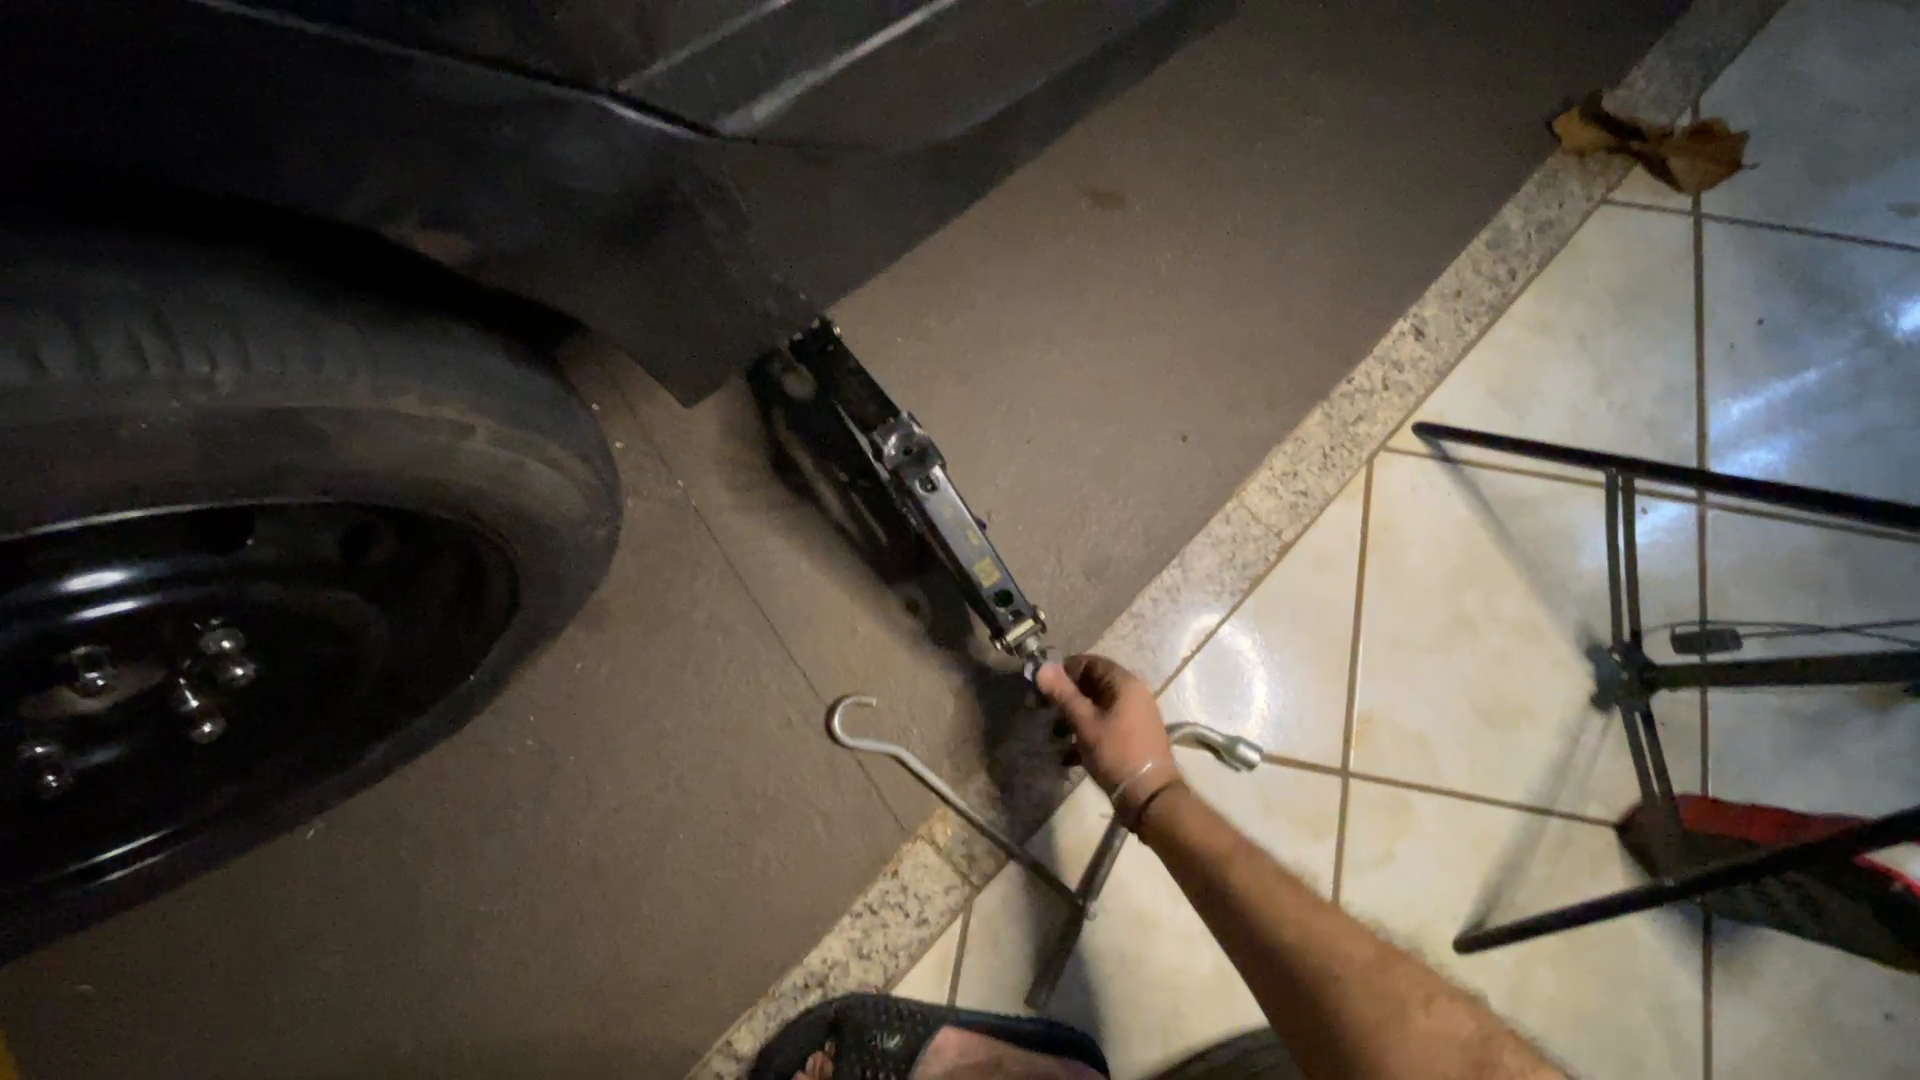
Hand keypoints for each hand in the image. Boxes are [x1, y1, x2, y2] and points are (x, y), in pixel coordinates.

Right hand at [1036, 654, 1179, 814]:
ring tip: (1054, 736)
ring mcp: (1135, 715)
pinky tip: (1067, 755)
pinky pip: (1105, 725)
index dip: (1064, 671)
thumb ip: (1063, 694)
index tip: (1043, 687)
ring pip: (1097, 707)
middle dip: (1066, 697)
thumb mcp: (1084, 723)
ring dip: (1073, 717)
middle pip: (1093, 684)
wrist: (1150, 796)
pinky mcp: (1134, 736)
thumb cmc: (1116, 753)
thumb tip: (1042, 667)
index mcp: (1124, 683)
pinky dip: (1087, 733)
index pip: (1090, 662)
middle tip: (1044, 712)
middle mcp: (1133, 694)